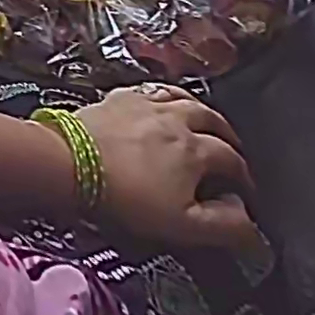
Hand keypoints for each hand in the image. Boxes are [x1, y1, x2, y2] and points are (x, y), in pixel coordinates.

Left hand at [75, 85, 259, 248]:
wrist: (69, 162)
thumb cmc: (125, 196)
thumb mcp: (184, 225)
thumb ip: (226, 225)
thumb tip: (245, 214)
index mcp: (194, 149)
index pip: (232, 159)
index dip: (243, 176)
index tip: (243, 190)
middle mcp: (172, 118)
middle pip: (210, 117)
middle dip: (226, 133)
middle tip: (230, 146)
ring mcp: (140, 103)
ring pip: (178, 96)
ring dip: (195, 107)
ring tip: (200, 119)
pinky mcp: (114, 98)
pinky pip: (145, 89)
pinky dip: (159, 95)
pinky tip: (155, 103)